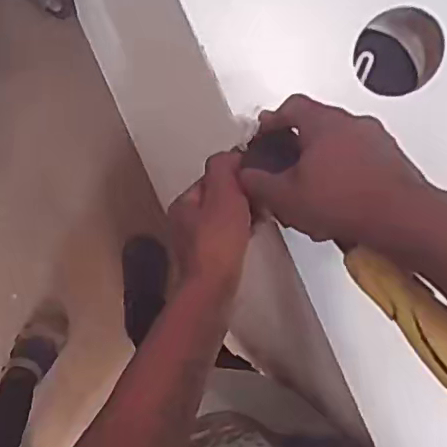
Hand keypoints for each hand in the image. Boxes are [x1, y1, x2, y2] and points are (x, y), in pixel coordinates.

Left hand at [168, 150, 253, 292]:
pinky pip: (226, 237)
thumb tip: (230, 155)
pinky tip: (253, 234)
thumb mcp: (223, 195)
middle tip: (262, 200)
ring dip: (243, 213)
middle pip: (218, 197)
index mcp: (183, 203)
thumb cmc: (218, 243)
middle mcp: (184, 222)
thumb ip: (224, 169)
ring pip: (223, 217)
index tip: (257, 179)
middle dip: (241, 195)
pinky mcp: (207, 260)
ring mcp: (194, 243)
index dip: (236, 174)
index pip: (212, 176)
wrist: (212, 290)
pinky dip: (240, 232)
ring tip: (262, 216)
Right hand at [238, 95, 435, 248]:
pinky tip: (336, 204)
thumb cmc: (349, 201)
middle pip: (317, 125)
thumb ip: (258, 183)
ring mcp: (377, 141)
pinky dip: (345, 176)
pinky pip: (360, 162)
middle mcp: (353, 124)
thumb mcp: (286, 196)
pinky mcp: (392, 162)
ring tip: (311, 190)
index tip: (264, 133)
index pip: (291, 106)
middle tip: (285, 164)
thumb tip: (246, 177)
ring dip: (322, 163)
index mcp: (324, 123)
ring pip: (340, 144)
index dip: (272, 121)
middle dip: (297, 145)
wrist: (400, 218)